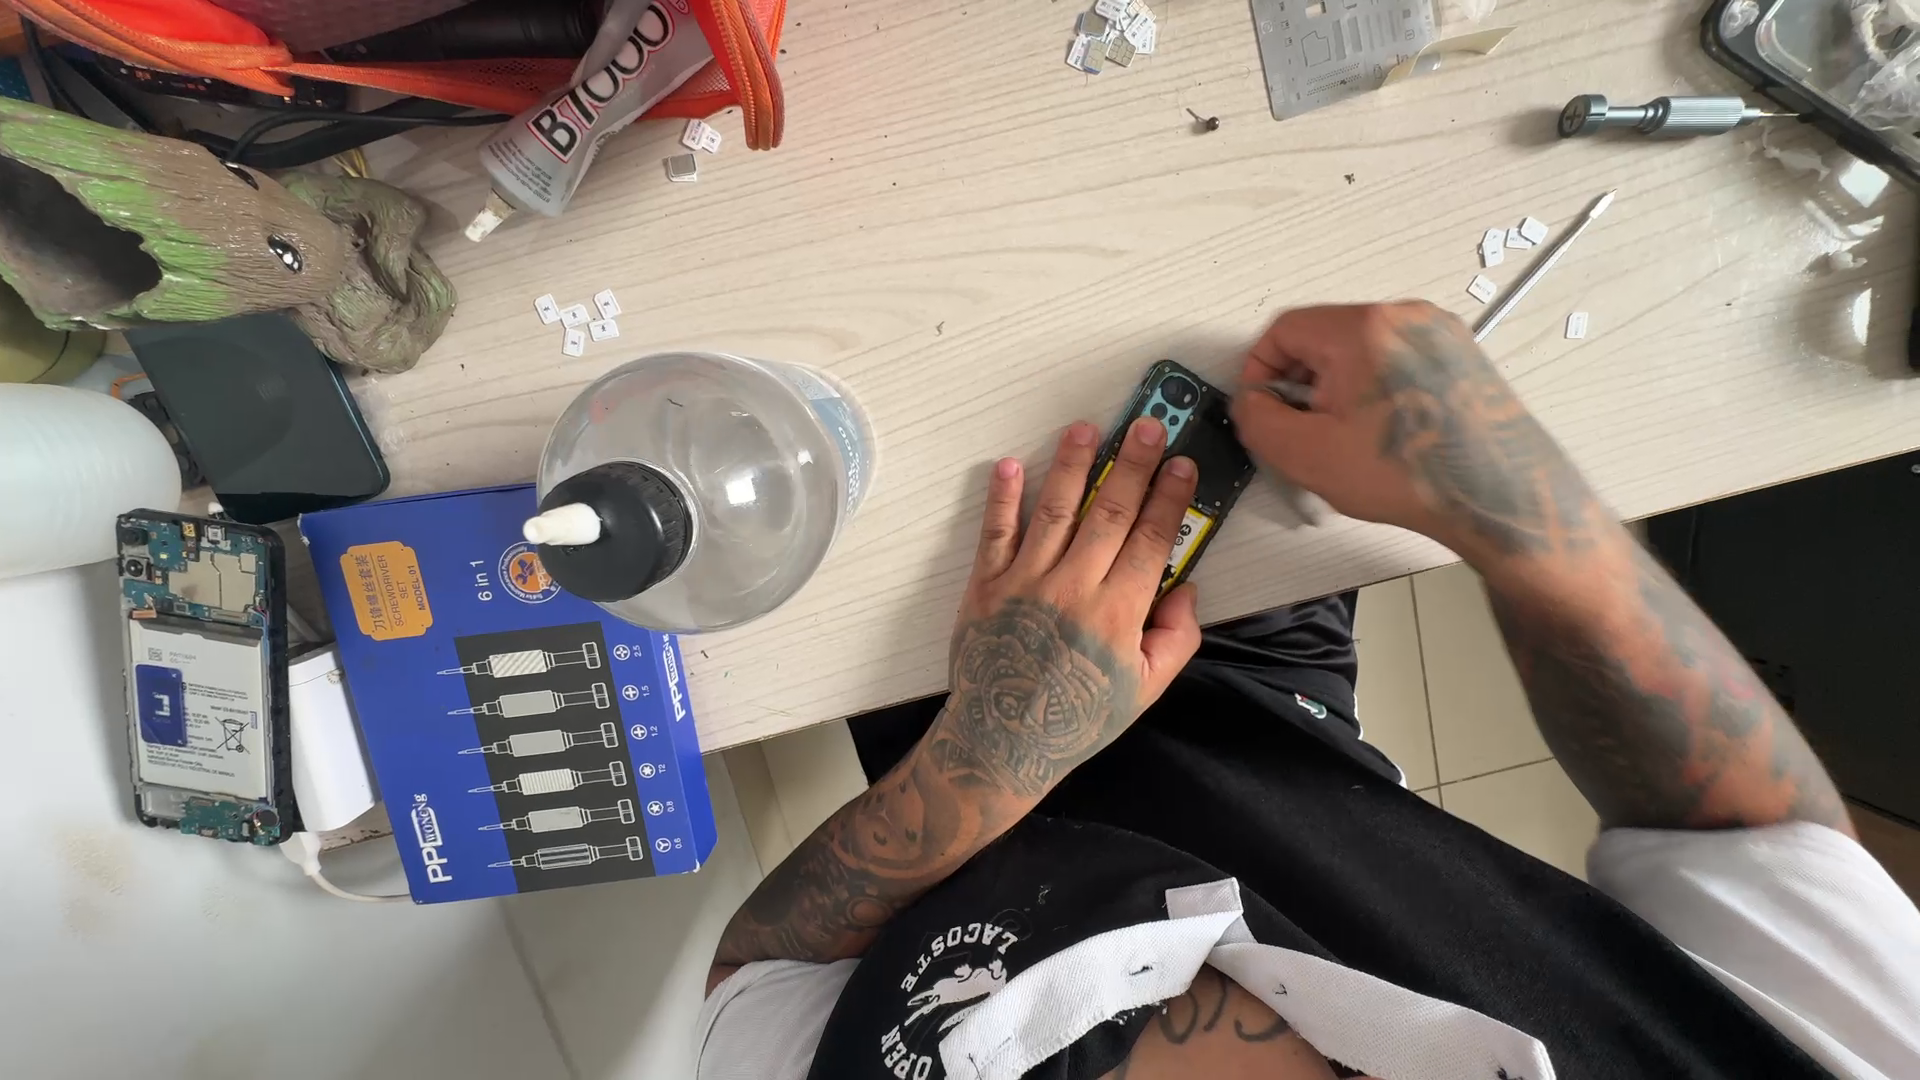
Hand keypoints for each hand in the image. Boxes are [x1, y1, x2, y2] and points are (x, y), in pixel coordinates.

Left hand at [930, 418, 1202, 797]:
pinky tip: (1011, 465)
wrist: (1004, 738)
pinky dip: (1003, 498)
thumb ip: (1175, 638)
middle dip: (1132, 466)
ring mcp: (1025, 580)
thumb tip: (1185, 587)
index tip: (1184, 464)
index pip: (1150, 540)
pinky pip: (995, 533)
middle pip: (1109, 513)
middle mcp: (1073, 586)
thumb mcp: (1146, 689)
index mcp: (1118, 611)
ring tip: (1085, 429)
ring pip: (1055, 511)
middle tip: (1147, 426)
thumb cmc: (1080, 718)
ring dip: (1073, 467)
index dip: (1170, 499)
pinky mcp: (985, 584)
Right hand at [1227, 302, 1594, 560]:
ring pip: (1355, 352)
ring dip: (1332, 389)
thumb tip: (1250, 401)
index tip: (1260, 407)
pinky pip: (1390, 361)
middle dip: (1297, 382)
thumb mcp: (1301, 452)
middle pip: (1321, 338)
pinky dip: (1368, 390)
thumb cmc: (1407, 473)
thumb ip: (1255, 418)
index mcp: (1363, 329)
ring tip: (1339, 436)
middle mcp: (1404, 318)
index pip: (1283, 330)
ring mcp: (1438, 334)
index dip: (1258, 369)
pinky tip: (1374, 433)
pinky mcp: (1458, 357)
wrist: (1496, 496)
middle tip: (1298, 428)